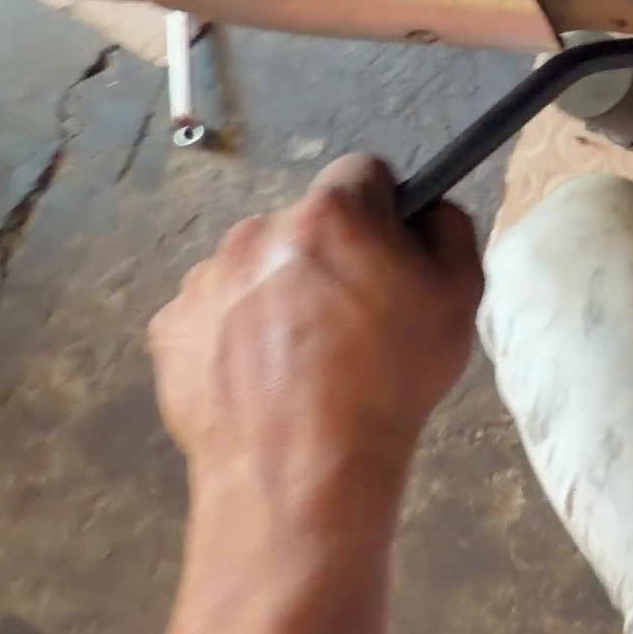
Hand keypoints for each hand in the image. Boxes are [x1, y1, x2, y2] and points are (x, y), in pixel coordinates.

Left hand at [148, 154, 482, 501]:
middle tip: (366, 306)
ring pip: (265, 262)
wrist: (307, 464)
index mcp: (333, 215)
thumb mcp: (462, 292)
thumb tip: (427, 211)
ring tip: (317, 346)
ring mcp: (205, 281)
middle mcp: (258, 233)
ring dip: (290, 284)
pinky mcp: (170, 328)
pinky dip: (248, 324)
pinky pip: (223, 306)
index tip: (399, 245)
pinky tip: (276, 368)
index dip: (391, 203)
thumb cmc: (395, 371)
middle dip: (340, 248)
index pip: (365, 170)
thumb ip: (452, 229)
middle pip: (313, 220)